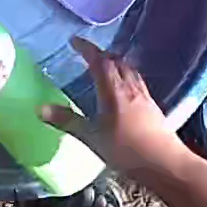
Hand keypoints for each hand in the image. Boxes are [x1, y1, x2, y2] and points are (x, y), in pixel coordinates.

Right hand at [40, 37, 192, 177]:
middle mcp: (130, 88)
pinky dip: (126, 77)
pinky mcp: (153, 108)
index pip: (100, 61)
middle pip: (117, 62)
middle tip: (88, 55)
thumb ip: (67, 121)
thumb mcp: (91, 137)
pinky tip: (123, 91)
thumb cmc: (126, 150)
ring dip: (116, 64)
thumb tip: (40, 109)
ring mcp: (144, 97)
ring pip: (129, 71)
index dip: (87, 48)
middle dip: (101, 54)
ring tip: (105, 68)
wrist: (165, 164)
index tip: (75, 41)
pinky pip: (137, 83)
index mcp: (114, 90)